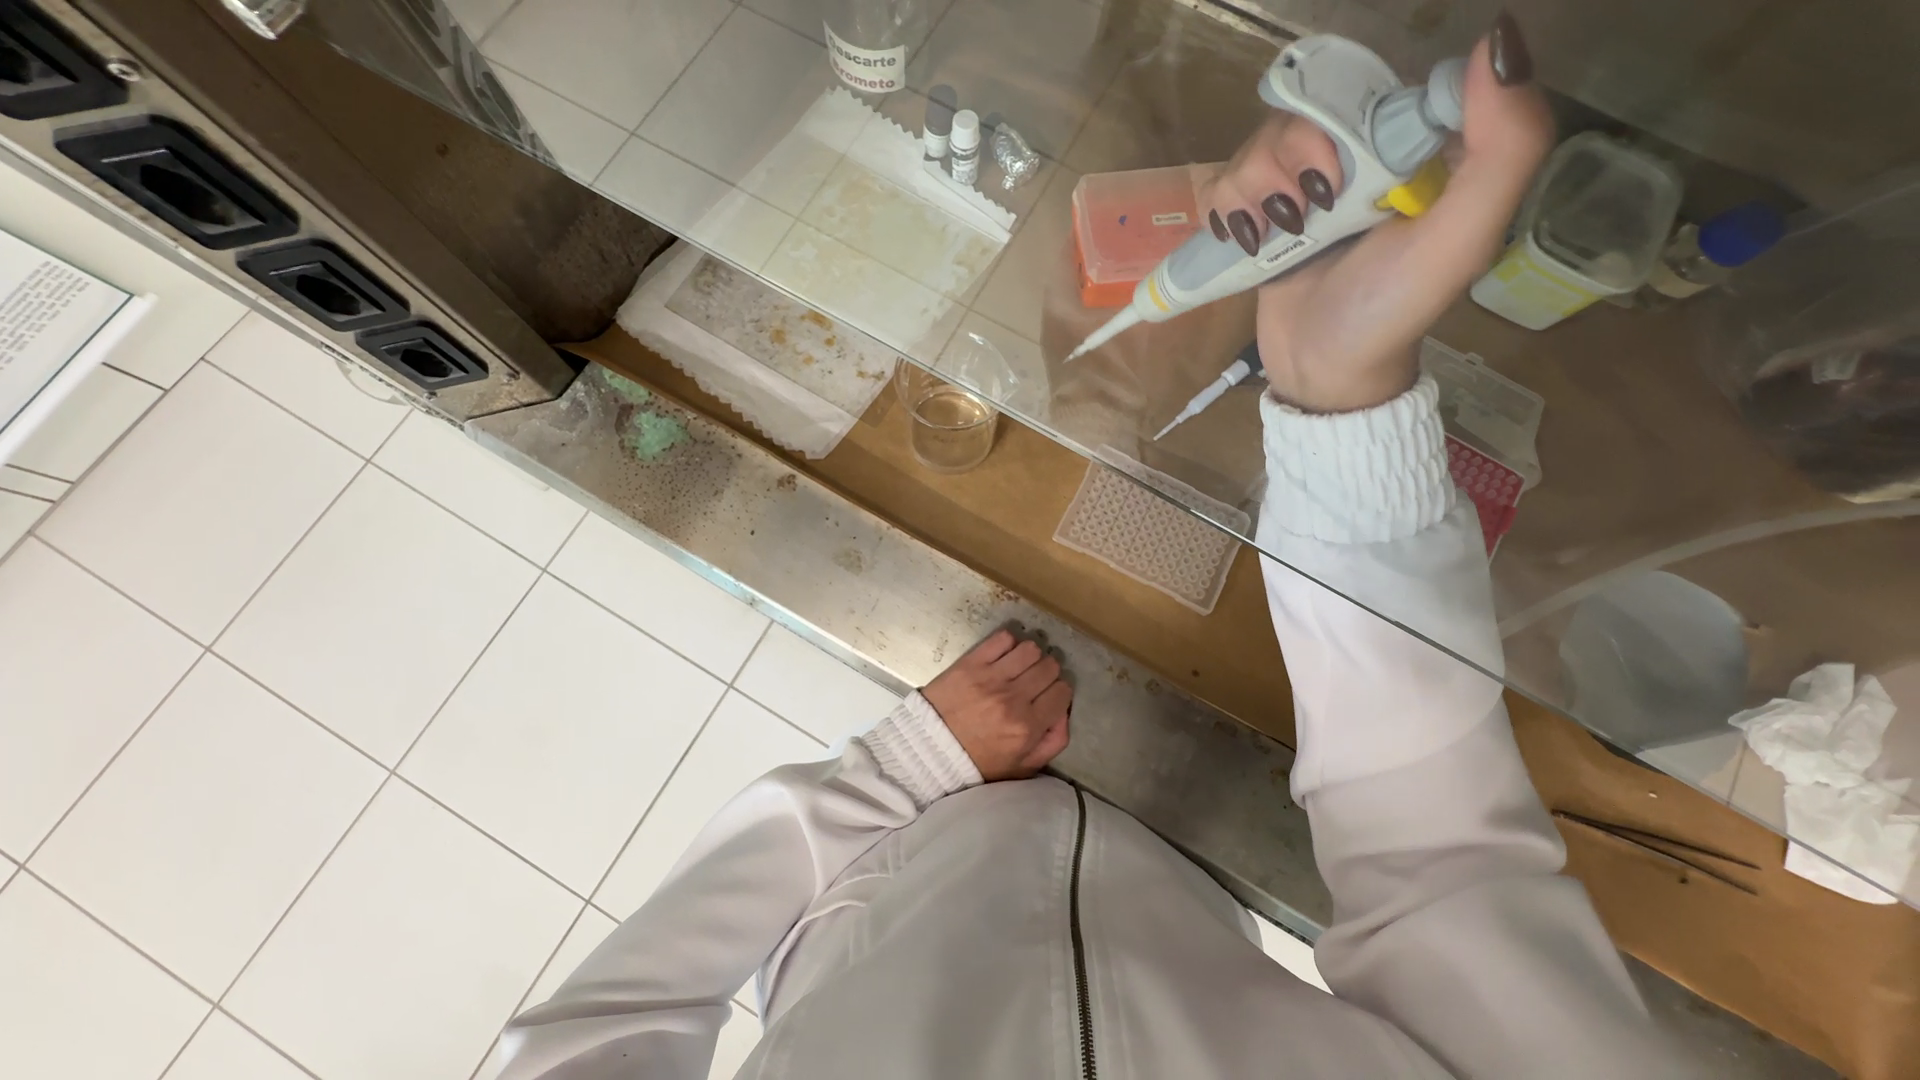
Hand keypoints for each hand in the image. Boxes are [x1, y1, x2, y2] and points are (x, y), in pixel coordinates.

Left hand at [922, 629, 1072, 781]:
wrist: (929, 749)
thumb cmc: (976, 761)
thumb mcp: (1021, 767)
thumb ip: (1052, 743)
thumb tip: (1064, 714)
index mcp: (1027, 727)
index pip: (1062, 692)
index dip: (1058, 693)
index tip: (1048, 696)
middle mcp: (1013, 699)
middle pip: (1050, 667)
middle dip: (1047, 673)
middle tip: (1034, 680)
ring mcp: (991, 678)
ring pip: (1030, 649)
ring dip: (1029, 656)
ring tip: (1019, 666)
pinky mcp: (970, 663)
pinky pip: (1002, 639)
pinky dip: (1008, 643)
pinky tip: (1002, 656)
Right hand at [1202, 15, 1552, 412]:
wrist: (1322, 374)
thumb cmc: (1390, 311)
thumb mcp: (1463, 237)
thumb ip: (1505, 148)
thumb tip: (1495, 41)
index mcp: (1409, 155)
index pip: (1366, 92)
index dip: (1339, 120)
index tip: (1339, 171)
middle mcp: (1354, 165)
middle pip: (1302, 114)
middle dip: (1291, 161)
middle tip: (1306, 211)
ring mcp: (1302, 192)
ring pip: (1257, 147)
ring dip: (1255, 190)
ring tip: (1274, 236)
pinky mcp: (1259, 219)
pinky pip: (1225, 184)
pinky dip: (1226, 210)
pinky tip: (1247, 241)